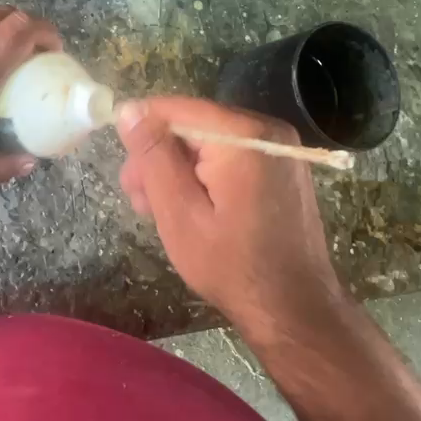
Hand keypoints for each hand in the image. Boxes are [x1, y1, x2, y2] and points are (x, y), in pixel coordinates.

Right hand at [117, 97, 347, 339]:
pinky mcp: (282, 168)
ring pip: (210, 143)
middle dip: (160, 156)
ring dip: (179, 169)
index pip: (178, 110)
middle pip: (195, 125)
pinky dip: (205, 176)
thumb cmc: (233, 266)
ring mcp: (279, 148)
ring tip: (156, 207)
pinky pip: (231, 157)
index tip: (125, 165)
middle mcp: (266, 130)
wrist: (295, 310)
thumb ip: (154, 157)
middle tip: (136, 196)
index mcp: (243, 136)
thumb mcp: (180, 213)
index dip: (142, 130)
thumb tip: (129, 110)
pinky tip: (190, 207)